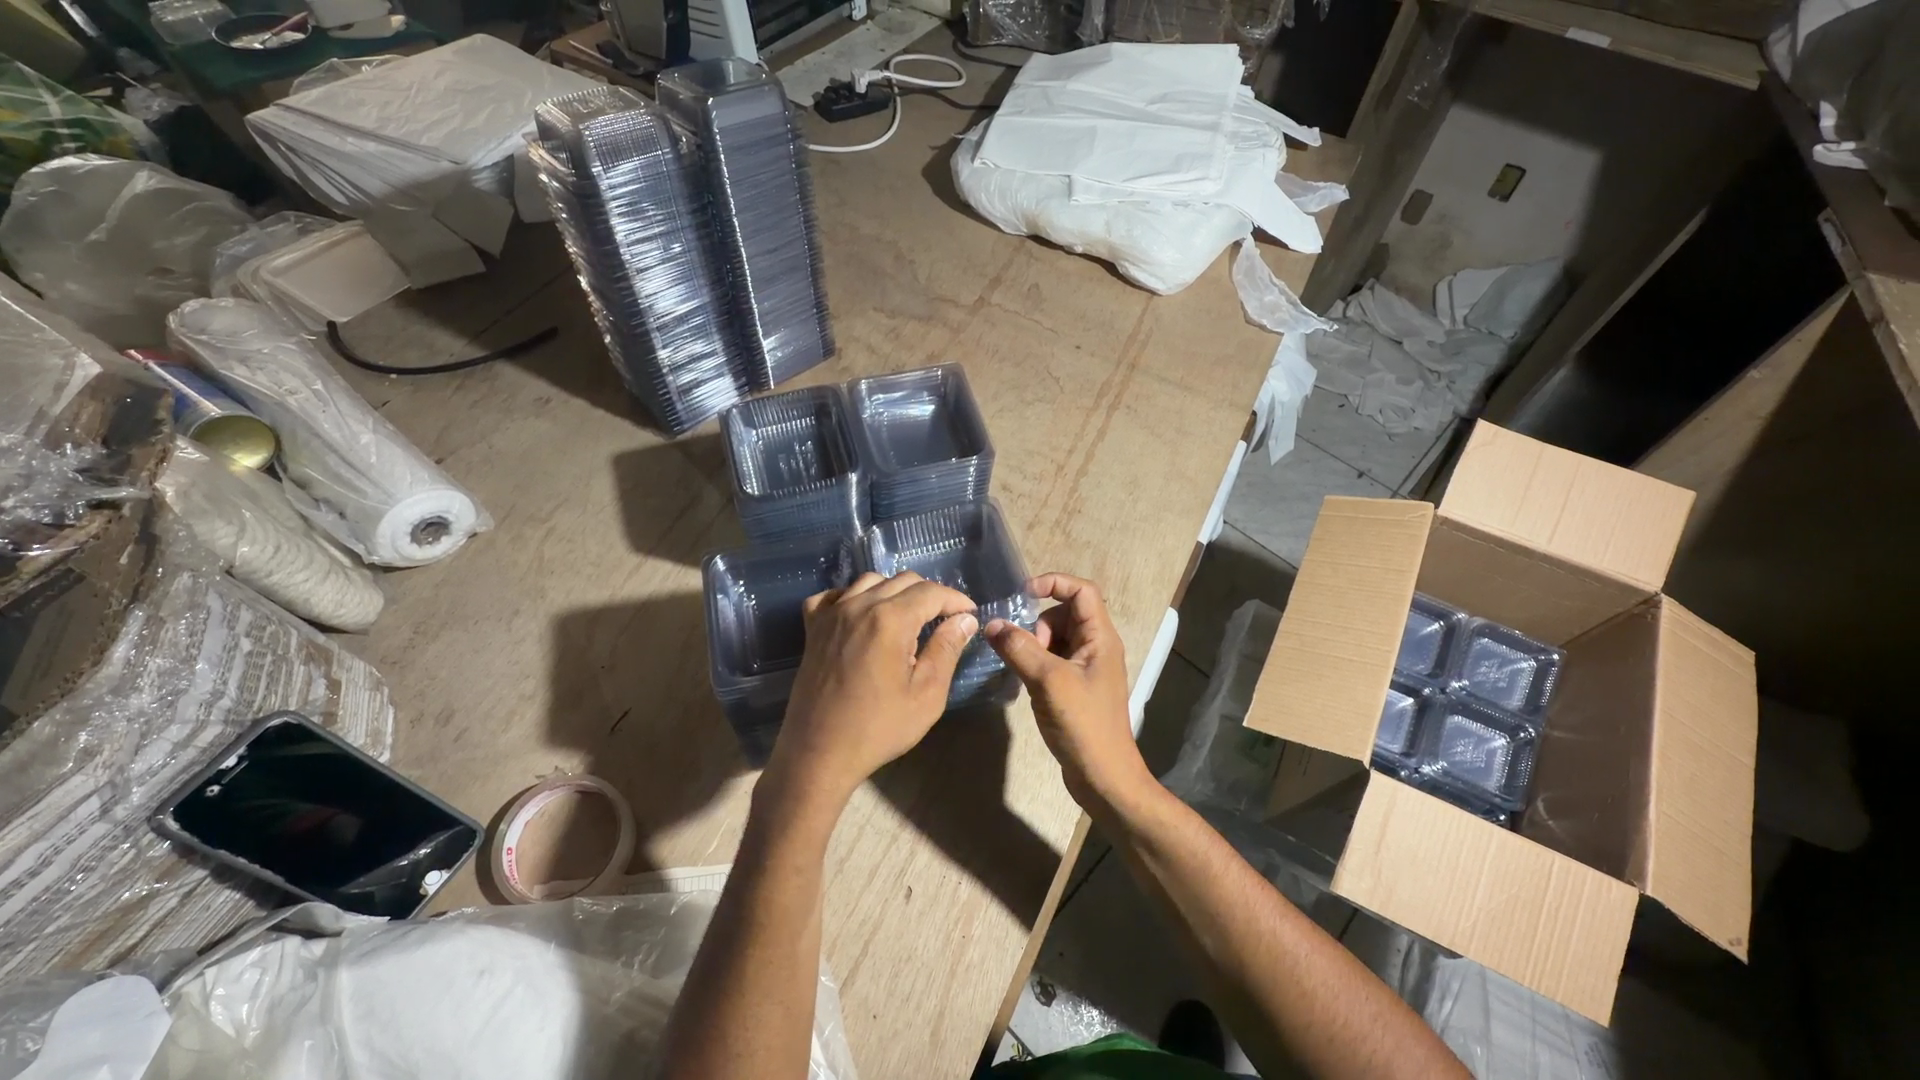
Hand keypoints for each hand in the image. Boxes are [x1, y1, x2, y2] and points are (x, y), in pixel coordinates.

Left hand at [768, 571, 977, 805]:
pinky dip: (852, 597)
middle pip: (902, 580)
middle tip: (944, 620)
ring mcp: (831, 615)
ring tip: (907, 618)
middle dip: (929, 595)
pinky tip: (862, 617)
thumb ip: (946, 649)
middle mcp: (858, 605)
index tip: (969, 615)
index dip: (956, 600)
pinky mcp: (812, 629)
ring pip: (869, 581)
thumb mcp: (926, 694)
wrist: (820, 753)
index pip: (931, 592)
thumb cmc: (878, 728)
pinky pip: (833, 596)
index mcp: (890, 620)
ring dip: (894, 591)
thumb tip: (965, 620)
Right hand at [985, 573, 1151, 811]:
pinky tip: (1025, 683)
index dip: (1053, 583)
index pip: (1082, 591)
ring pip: (1055, 638)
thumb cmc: (1083, 724)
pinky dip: (1036, 664)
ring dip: (1034, 645)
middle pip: (1064, 614)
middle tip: (1025, 651)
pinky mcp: (1075, 688)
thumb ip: (1020, 649)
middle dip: (1038, 623)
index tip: (1022, 595)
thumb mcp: (1049, 681)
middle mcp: (1096, 647)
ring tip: (1024, 671)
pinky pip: (1052, 661)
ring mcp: (1086, 669)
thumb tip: (992, 625)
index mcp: (1101, 638)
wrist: (1103, 776)